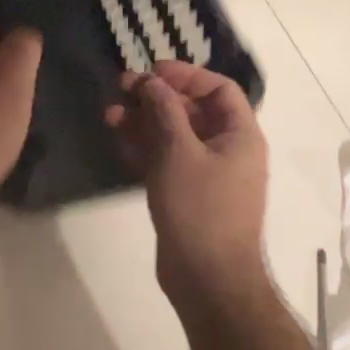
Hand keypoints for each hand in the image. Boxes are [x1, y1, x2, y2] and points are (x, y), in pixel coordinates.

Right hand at [106, 62, 268, 304]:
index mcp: (240, 135)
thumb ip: (164, 110)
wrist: (208, 279)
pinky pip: (167, 160)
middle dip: (156, 97)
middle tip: (120, 90)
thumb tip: (151, 81)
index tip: (151, 71)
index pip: (218, 89)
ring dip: (144, 122)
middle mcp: (227, 150)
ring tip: (109, 115)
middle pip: (192, 110)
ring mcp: (207, 174)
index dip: (186, 75)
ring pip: (174, 135)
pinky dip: (145, 147)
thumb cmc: (200, 209)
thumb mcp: (179, 152)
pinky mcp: (187, 194)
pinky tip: (118, 140)